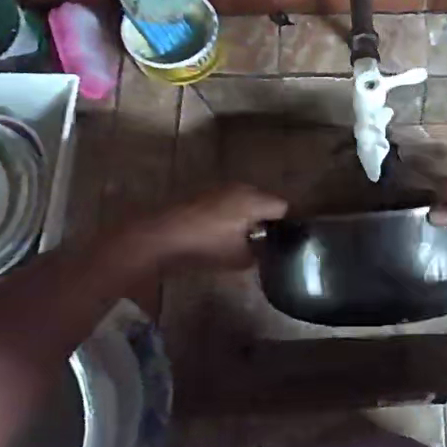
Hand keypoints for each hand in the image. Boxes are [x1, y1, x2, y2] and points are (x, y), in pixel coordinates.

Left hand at [141, 184, 287, 268]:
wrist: (160, 237)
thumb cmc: (206, 246)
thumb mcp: (240, 258)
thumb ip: (259, 254)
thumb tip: (264, 251)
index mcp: (254, 199)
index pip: (283, 207)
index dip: (286, 226)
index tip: (283, 243)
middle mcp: (240, 188)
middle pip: (264, 202)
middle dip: (266, 222)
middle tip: (264, 245)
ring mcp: (219, 189)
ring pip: (244, 203)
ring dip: (245, 219)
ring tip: (242, 243)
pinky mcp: (202, 195)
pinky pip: (226, 204)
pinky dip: (228, 217)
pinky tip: (220, 237)